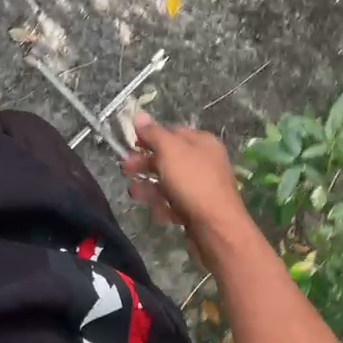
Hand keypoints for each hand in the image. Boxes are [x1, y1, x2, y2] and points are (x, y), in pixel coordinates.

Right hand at [120, 111, 250, 246]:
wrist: (218, 229)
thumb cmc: (193, 182)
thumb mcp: (169, 150)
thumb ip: (152, 132)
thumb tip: (138, 113)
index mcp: (202, 142)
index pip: (171, 132)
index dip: (149, 136)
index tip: (130, 144)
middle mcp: (204, 162)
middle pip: (168, 157)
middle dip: (145, 163)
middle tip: (125, 169)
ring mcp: (202, 187)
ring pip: (169, 182)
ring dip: (149, 187)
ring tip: (134, 193)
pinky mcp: (198, 210)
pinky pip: (175, 203)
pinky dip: (164, 207)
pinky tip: (158, 212)